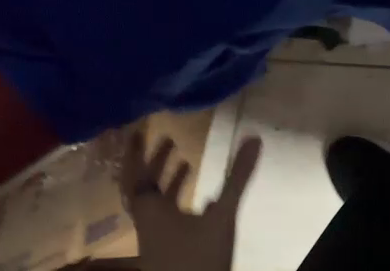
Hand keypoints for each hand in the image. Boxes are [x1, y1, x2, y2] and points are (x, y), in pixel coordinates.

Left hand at [117, 130, 262, 270]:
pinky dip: (180, 201)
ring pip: (156, 204)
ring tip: (185, 159)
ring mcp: (158, 241)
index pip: (135, 179)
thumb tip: (253, 137)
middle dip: (155, 163)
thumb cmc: (199, 260)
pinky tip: (204, 197)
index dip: (136, 155)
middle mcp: (149, 226)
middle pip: (144, 190)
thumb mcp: (222, 217)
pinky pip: (168, 218)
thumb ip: (237, 177)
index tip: (139, 132)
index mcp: (152, 215)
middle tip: (169, 139)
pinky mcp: (170, 252)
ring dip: (167, 180)